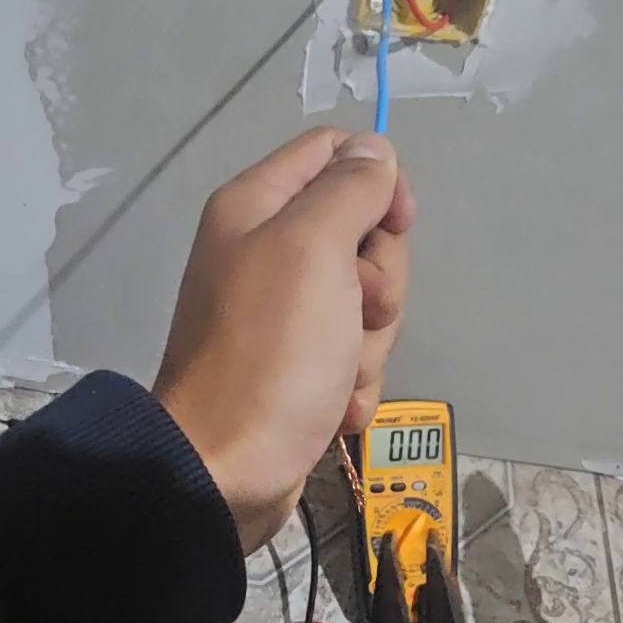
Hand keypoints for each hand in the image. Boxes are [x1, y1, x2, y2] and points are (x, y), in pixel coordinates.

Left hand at [154, 128, 412, 552]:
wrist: (229, 470)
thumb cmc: (270, 353)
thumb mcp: (312, 250)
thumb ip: (349, 189)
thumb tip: (375, 152)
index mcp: (258, 208)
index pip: (336, 154)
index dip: (379, 184)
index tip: (393, 226)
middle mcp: (269, 255)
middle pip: (363, 236)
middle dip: (378, 284)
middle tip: (353, 312)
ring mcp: (285, 318)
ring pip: (367, 305)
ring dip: (366, 345)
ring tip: (333, 375)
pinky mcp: (300, 370)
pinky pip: (353, 358)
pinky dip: (352, 385)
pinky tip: (330, 409)